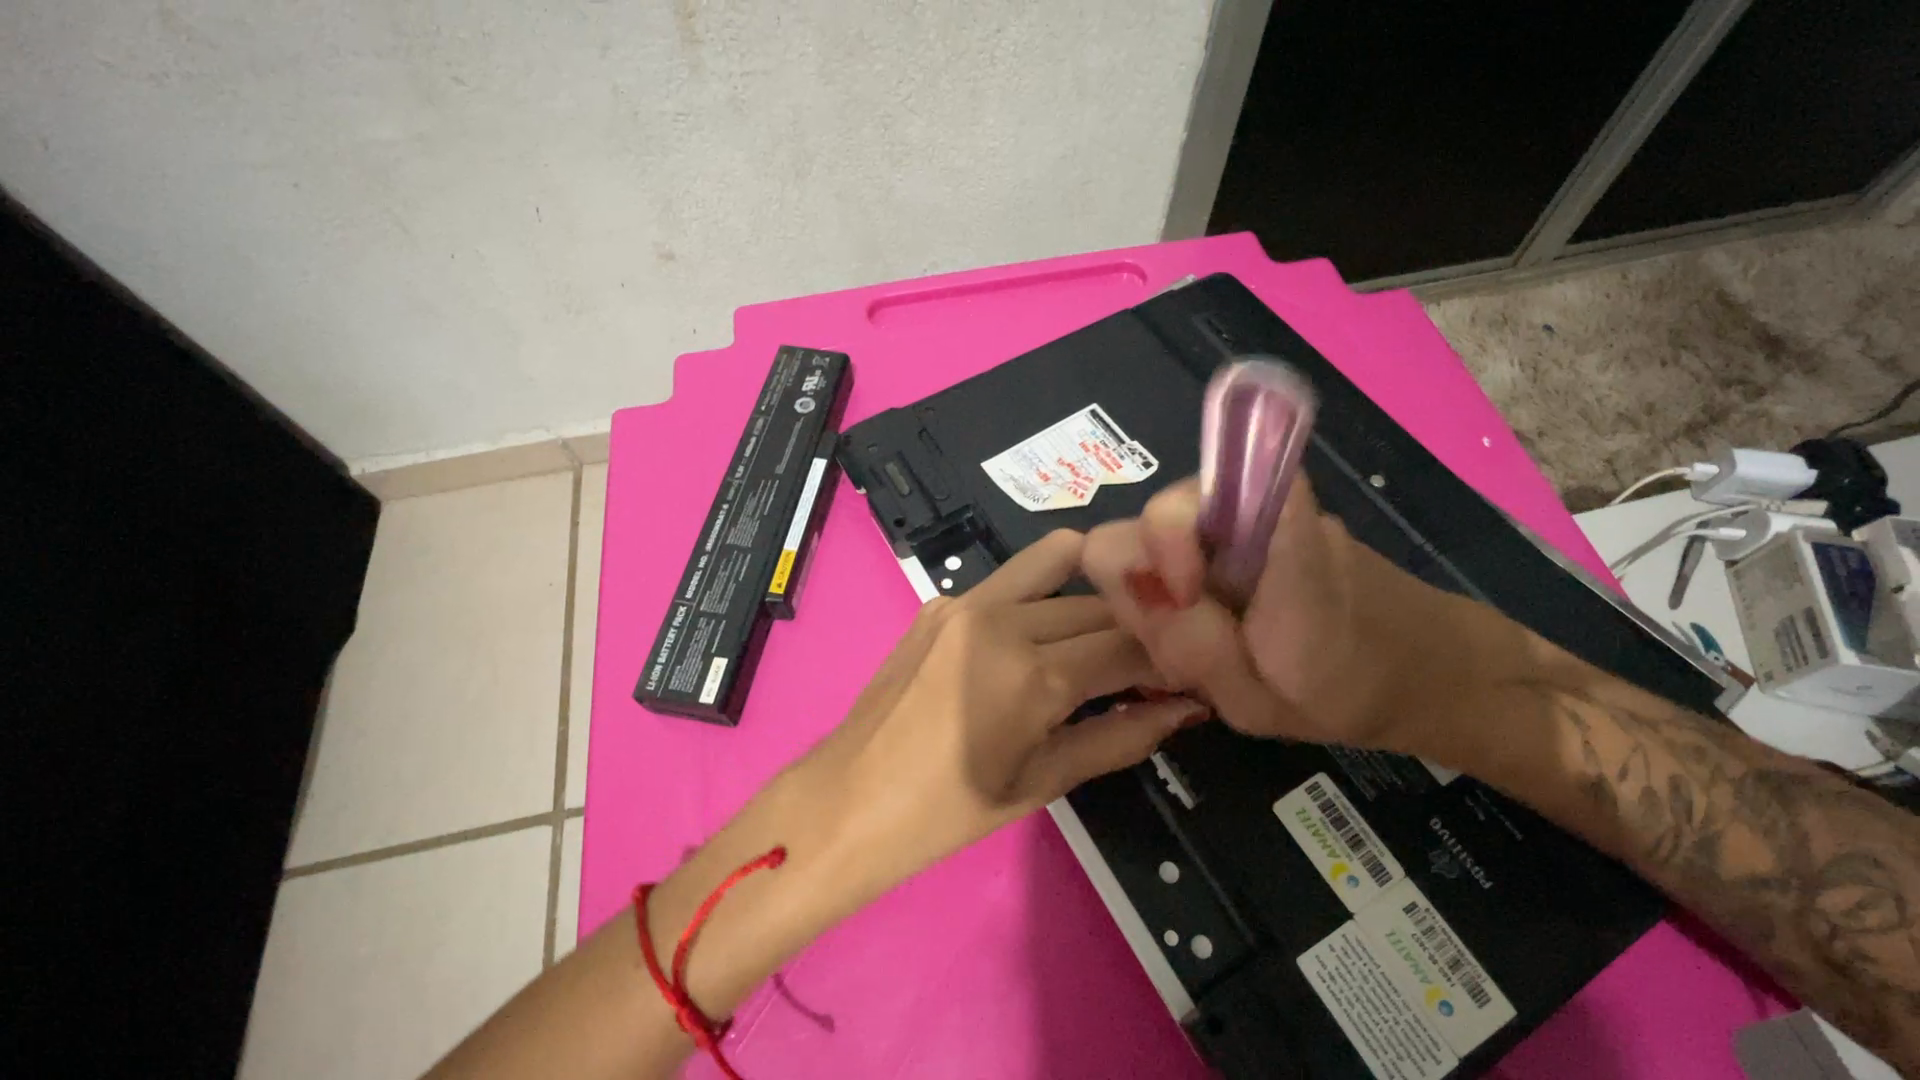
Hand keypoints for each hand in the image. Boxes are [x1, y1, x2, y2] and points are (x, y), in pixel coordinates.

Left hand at [784, 528, 1207, 910]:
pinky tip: (1048, 636)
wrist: (848, 800)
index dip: (1172, 659)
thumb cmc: (948, 811)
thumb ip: (1119, 737)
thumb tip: (1186, 709)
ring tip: (1107, 633)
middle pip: (1101, 603)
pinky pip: (1010, 581)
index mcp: (1033, 672)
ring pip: (1058, 566)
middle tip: (1156, 662)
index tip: (1192, 677)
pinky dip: (1044, 597)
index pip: (1133, 643)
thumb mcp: (1043, 782)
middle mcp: (1003, 617)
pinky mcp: (939, 601)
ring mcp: (965, 600)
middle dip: (1139, 629)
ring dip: (1095, 594)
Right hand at [1080, 477, 1448, 753]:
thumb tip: (1144, 592)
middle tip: (1192, 639)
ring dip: (1166, 589)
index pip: (1173, 507)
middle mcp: (1261, 509)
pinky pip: (1191, 545)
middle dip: (1149, 581)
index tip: (1185, 601)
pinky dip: (1189, 585)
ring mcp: (1259, 514)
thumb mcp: (1259, 704)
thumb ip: (1197, 651)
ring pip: (1165, 537)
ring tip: (1213, 642)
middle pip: (1151, 520)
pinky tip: (1225, 626)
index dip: (1158, 550)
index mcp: (1274, 546)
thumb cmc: (1352, 695)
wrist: (1434, 666)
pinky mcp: (1259, 526)